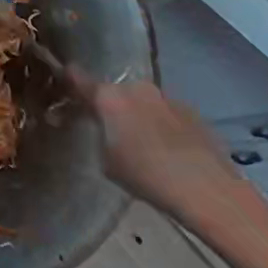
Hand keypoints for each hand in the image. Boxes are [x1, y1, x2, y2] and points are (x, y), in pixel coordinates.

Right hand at [68, 67, 236, 219]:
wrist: (206, 188)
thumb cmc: (146, 176)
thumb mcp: (107, 162)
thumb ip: (98, 137)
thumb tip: (102, 129)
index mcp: (109, 98)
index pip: (79, 79)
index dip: (67, 79)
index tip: (61, 79)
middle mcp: (136, 88)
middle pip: (114, 92)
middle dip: (109, 106)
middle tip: (108, 130)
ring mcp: (166, 97)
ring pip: (141, 102)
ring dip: (136, 116)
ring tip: (142, 145)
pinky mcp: (191, 110)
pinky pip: (164, 113)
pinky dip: (160, 125)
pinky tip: (167, 151)